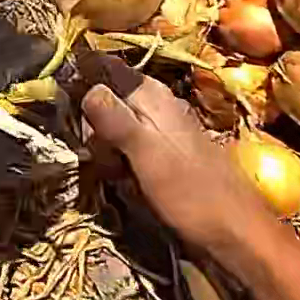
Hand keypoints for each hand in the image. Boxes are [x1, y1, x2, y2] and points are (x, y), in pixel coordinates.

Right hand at [79, 56, 299, 299]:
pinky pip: (126, 143)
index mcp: (149, 92)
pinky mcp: (161, 150)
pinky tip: (124, 179)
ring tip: (114, 171)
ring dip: (102, 145)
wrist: (238, 234)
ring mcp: (159, 126)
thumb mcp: (145, 152)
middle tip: (96, 152)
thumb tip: (82, 84)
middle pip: (103, 96)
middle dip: (90, 122)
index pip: (102, 65)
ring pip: (112, 122)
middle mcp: (154, 100)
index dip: (79, 77)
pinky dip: (118, 158)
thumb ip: (113, 116)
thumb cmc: (191, 192)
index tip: (60, 101)